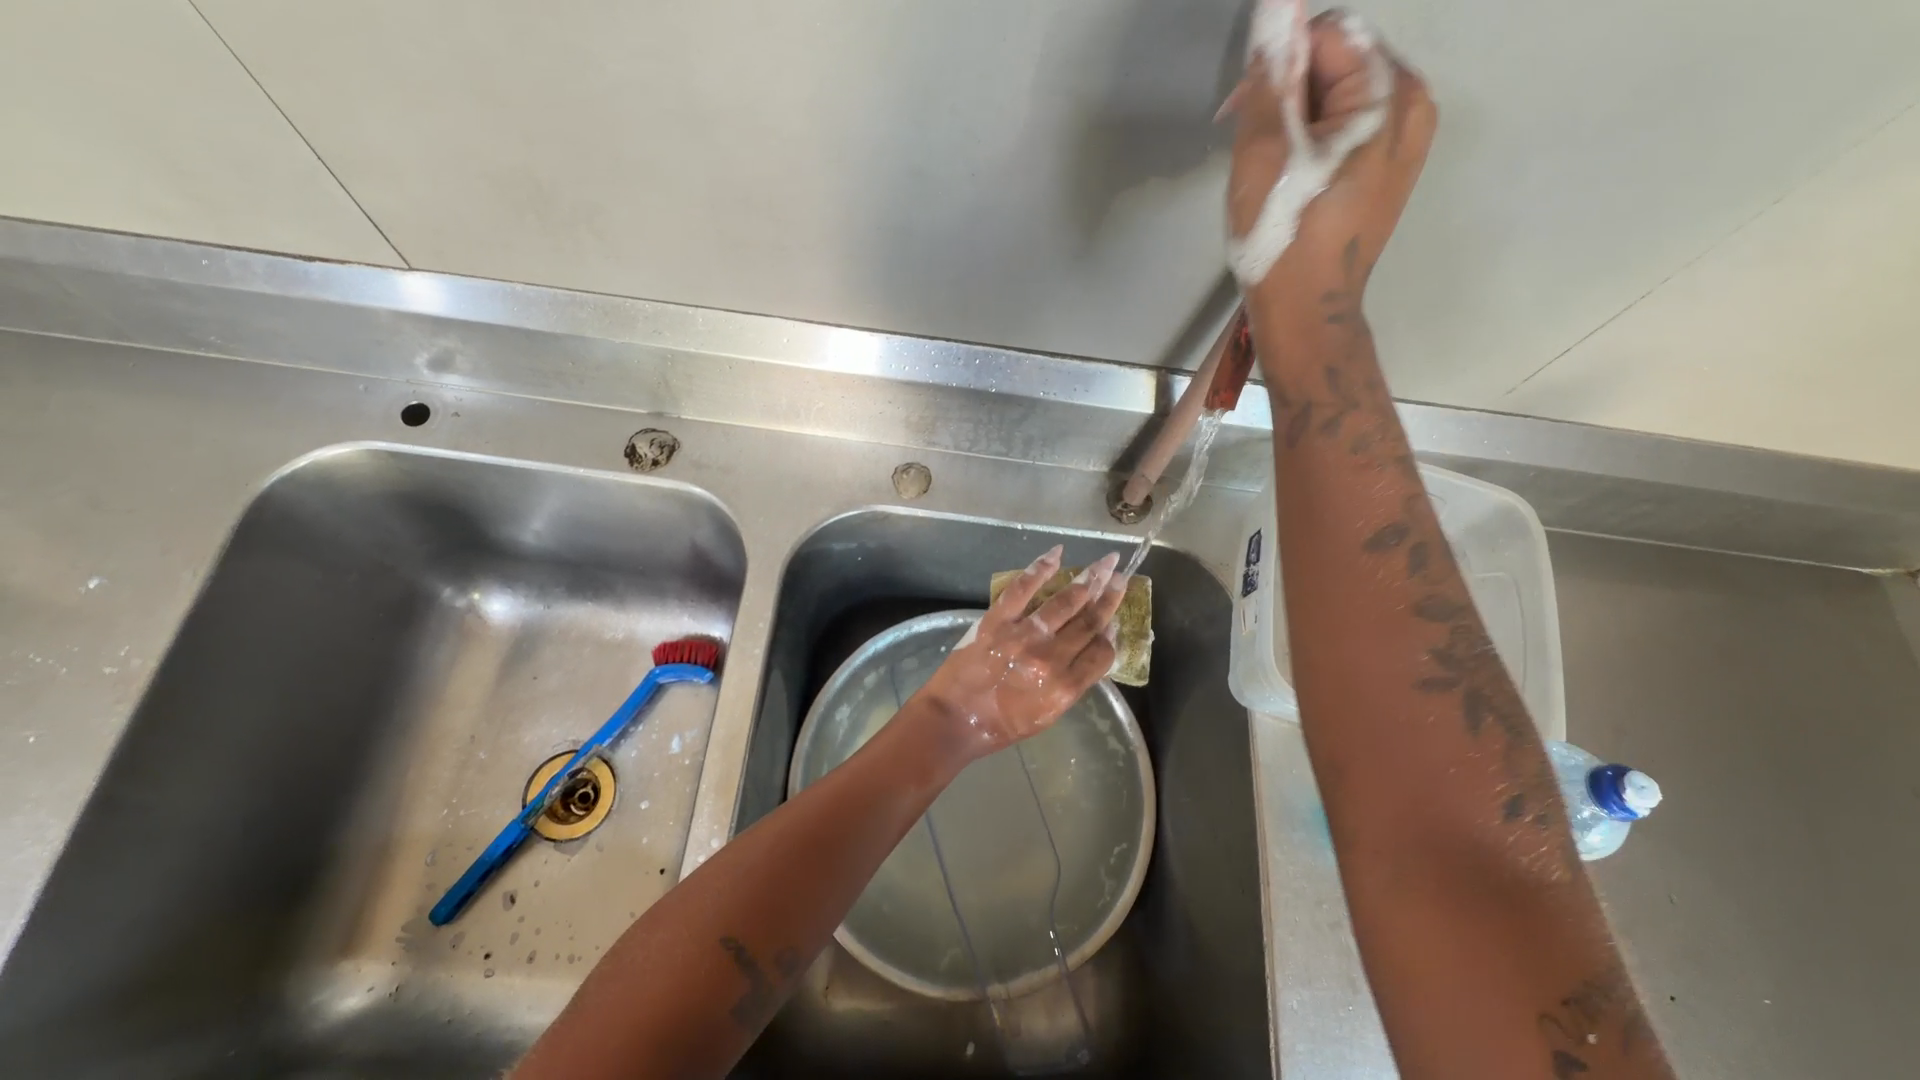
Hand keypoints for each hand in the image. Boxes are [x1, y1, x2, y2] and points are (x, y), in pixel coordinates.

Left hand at [912, 547, 1127, 759]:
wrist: (954, 720)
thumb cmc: (1001, 725)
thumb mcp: (1047, 715)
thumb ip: (1072, 684)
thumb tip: (1092, 651)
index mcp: (1064, 687)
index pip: (1102, 653)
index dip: (1112, 634)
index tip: (1115, 620)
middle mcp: (1050, 658)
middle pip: (1089, 621)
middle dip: (1110, 596)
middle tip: (1122, 576)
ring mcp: (1023, 636)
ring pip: (1065, 601)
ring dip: (1089, 578)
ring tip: (1105, 563)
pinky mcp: (997, 621)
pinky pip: (1022, 588)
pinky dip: (1042, 568)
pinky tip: (1057, 555)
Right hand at [1224, 5, 1434, 320]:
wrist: (1306, 311)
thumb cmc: (1283, 233)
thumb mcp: (1264, 148)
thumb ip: (1270, 72)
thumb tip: (1277, 7)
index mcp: (1389, 93)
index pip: (1327, 31)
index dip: (1278, 60)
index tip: (1243, 108)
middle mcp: (1411, 104)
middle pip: (1336, 60)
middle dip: (1285, 88)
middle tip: (1247, 140)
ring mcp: (1404, 138)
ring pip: (1335, 94)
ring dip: (1291, 115)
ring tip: (1264, 164)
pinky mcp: (1388, 166)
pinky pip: (1344, 126)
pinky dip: (1309, 138)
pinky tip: (1287, 175)